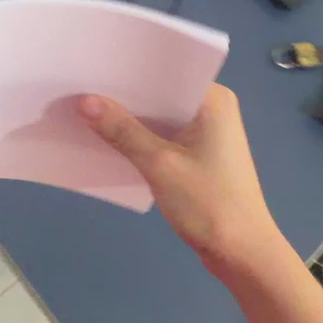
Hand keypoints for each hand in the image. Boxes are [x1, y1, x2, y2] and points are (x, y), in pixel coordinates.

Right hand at [81, 85, 289, 278]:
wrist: (242, 255)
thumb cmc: (208, 204)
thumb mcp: (159, 164)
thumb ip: (121, 130)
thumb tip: (83, 101)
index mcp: (213, 98)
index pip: (165, 72)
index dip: (127, 70)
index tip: (91, 67)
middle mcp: (212, 107)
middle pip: (160, 93)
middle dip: (124, 94)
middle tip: (79, 86)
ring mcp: (207, 131)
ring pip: (160, 115)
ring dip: (130, 118)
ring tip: (86, 109)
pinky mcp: (199, 153)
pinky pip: (164, 134)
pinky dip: (141, 137)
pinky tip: (108, 138)